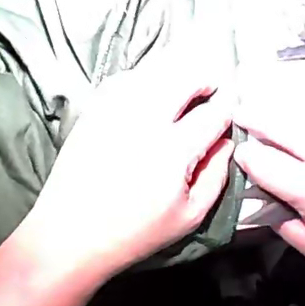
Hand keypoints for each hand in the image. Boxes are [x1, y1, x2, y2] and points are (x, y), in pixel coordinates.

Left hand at [2, 50, 234, 291]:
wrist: (69, 235)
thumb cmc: (134, 232)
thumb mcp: (190, 215)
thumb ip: (216, 175)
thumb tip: (227, 142)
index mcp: (173, 150)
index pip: (214, 112)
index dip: (231, 104)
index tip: (236, 104)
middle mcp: (145, 120)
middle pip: (185, 76)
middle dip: (206, 79)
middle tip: (213, 90)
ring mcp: (115, 110)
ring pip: (155, 70)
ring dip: (177, 74)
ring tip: (186, 88)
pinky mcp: (94, 109)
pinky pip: (125, 77)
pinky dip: (145, 77)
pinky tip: (151, 92)